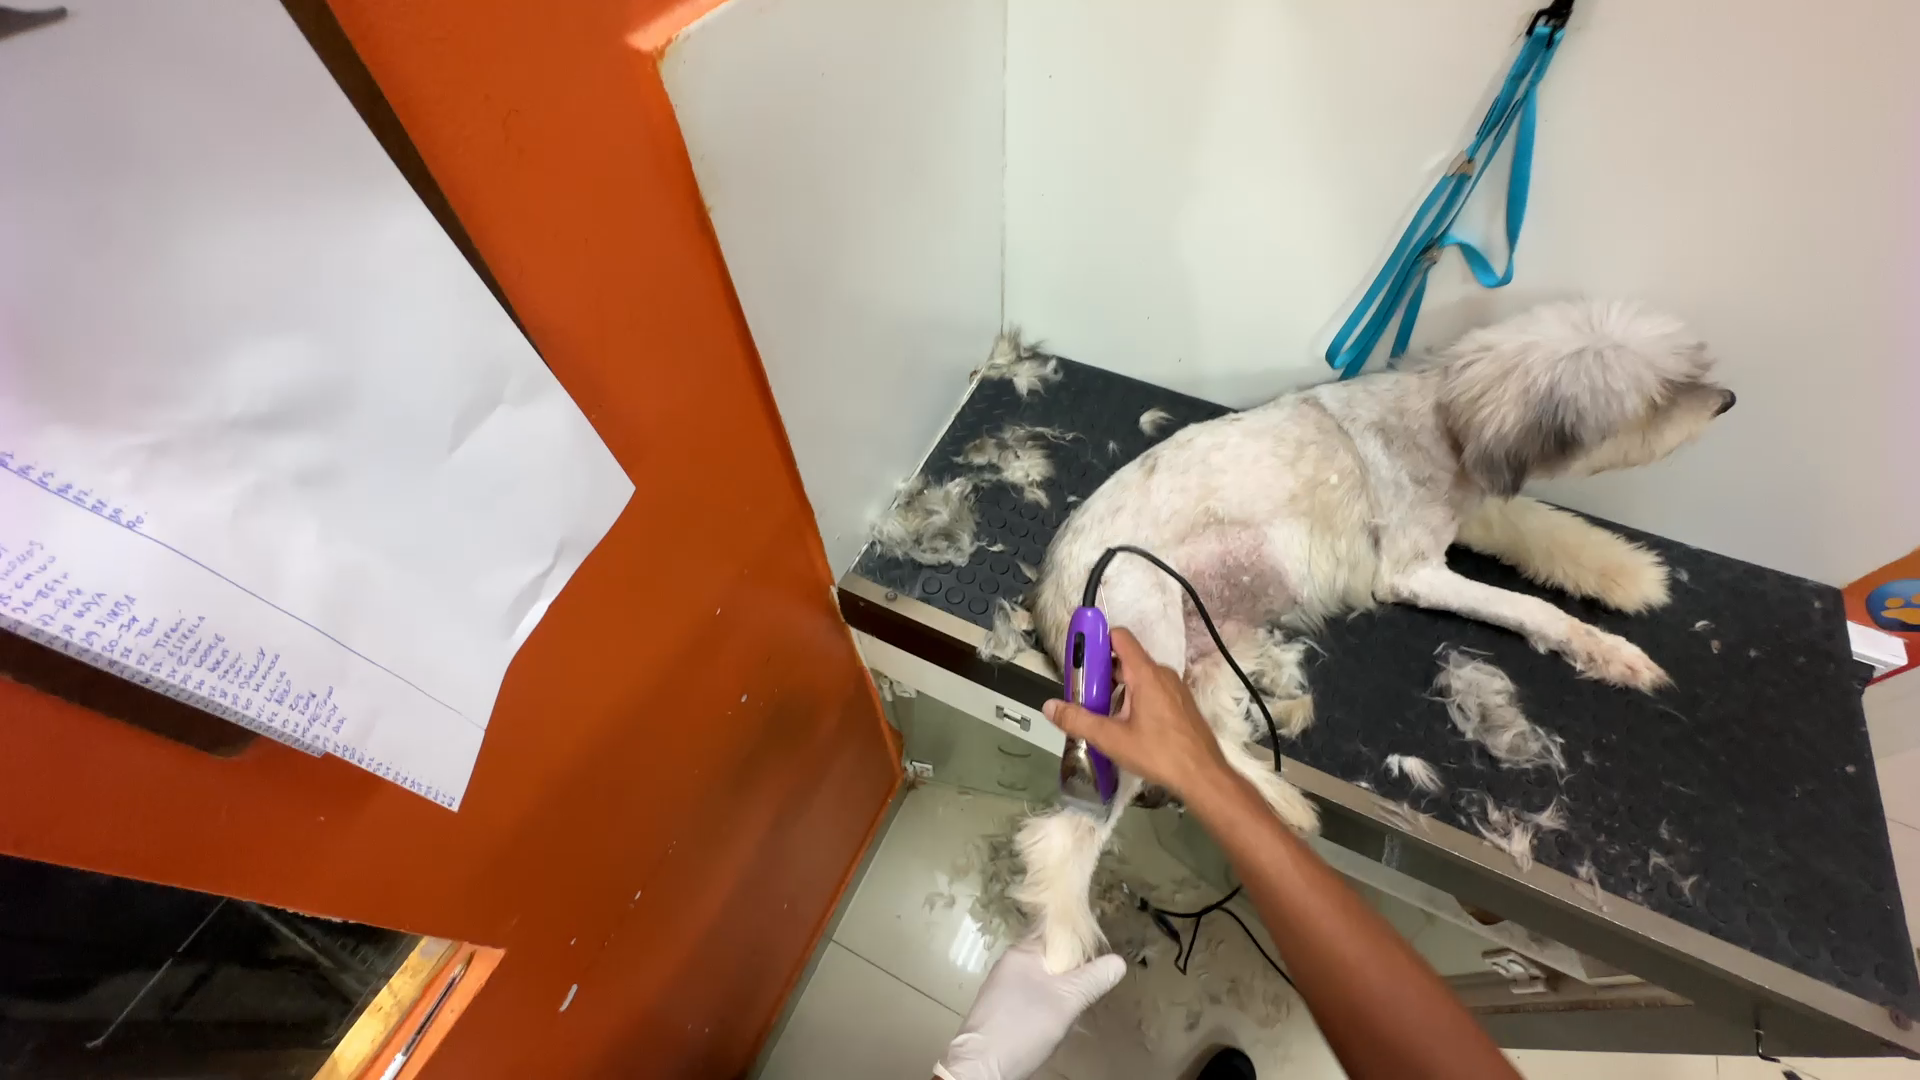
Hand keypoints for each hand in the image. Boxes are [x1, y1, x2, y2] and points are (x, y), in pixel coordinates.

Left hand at [933, 938, 1126, 1079]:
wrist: (982, 1065)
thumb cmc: (1023, 1025)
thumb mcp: (1066, 1002)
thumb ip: (1092, 980)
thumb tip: (1119, 961)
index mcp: (1022, 951)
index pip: (1054, 933)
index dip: (1077, 941)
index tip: (1096, 957)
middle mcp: (1010, 962)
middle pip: (1049, 958)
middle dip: (1069, 974)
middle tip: (1085, 992)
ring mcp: (1002, 985)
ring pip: (1040, 980)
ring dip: (1057, 993)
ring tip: (1070, 1012)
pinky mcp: (998, 1007)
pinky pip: (1028, 997)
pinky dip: (1043, 1006)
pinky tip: (1050, 1024)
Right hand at [1042, 627, 1229, 799]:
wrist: (1203, 776)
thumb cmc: (1158, 753)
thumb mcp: (1111, 738)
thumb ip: (1077, 720)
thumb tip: (1050, 706)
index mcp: (1145, 674)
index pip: (1119, 637)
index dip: (1097, 640)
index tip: (1080, 659)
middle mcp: (1161, 674)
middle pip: (1125, 660)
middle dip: (1102, 673)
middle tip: (1086, 696)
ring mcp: (1175, 688)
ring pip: (1139, 677)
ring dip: (1118, 689)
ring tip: (1104, 715)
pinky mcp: (1181, 703)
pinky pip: (1152, 690)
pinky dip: (1135, 699)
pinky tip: (1128, 726)